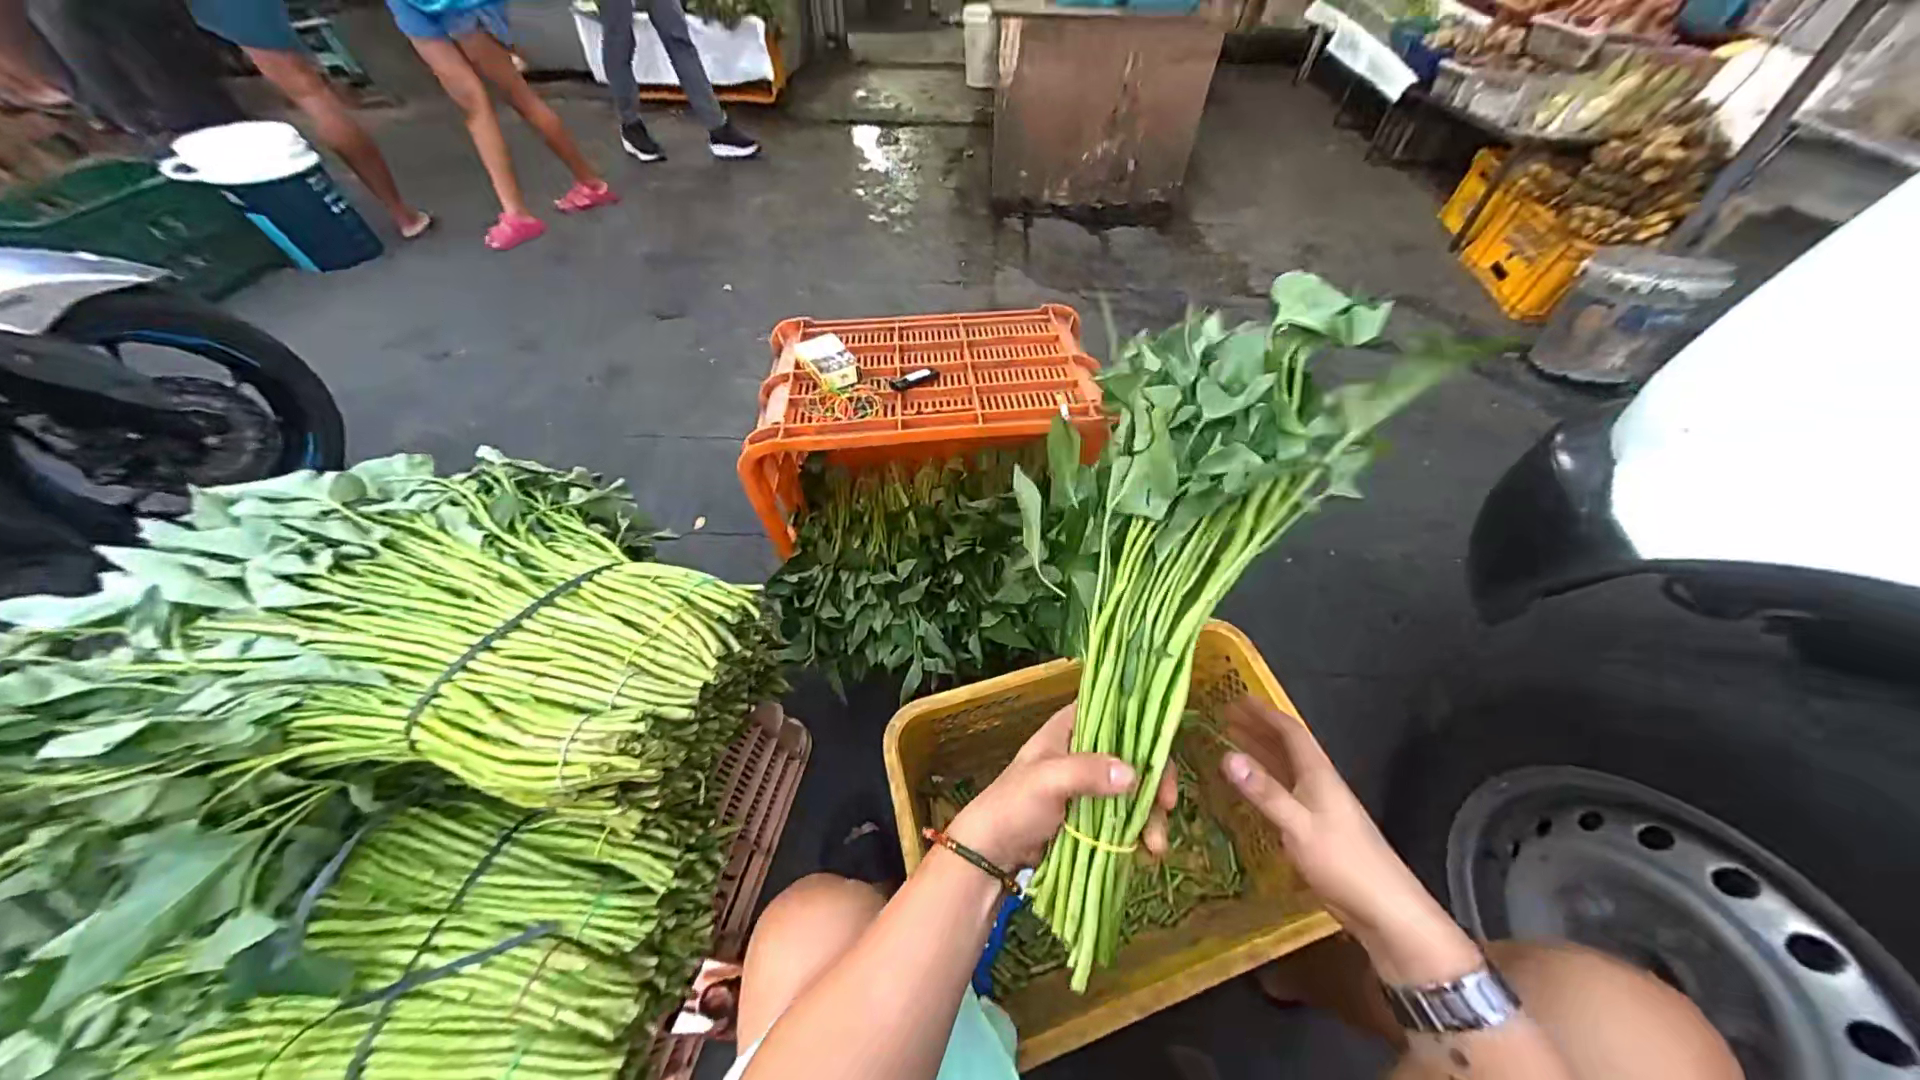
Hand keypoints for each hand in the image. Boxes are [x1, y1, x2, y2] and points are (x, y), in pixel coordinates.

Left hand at [947, 702, 1178, 870]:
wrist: (992, 850)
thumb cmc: (1013, 804)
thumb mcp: (1046, 781)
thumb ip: (1086, 772)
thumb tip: (1133, 774)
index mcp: (1072, 726)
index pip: (1119, 714)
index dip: (1146, 732)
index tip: (1161, 763)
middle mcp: (1086, 748)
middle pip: (1136, 754)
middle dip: (1155, 782)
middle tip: (1167, 808)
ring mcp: (1091, 782)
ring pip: (1135, 788)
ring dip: (1150, 814)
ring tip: (1155, 846)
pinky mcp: (1093, 812)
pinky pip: (1126, 815)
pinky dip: (1139, 830)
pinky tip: (1146, 852)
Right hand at [1219, 697, 1467, 976]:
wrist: (1387, 912)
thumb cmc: (1345, 863)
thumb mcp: (1298, 825)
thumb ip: (1264, 792)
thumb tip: (1227, 756)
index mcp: (1318, 774)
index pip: (1290, 732)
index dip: (1265, 713)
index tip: (1238, 697)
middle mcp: (1318, 784)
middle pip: (1286, 746)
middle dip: (1257, 727)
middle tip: (1225, 714)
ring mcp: (1317, 807)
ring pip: (1284, 768)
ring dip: (1259, 751)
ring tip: (1231, 739)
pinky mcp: (1314, 829)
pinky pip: (1282, 791)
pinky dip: (1262, 780)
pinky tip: (1249, 785)